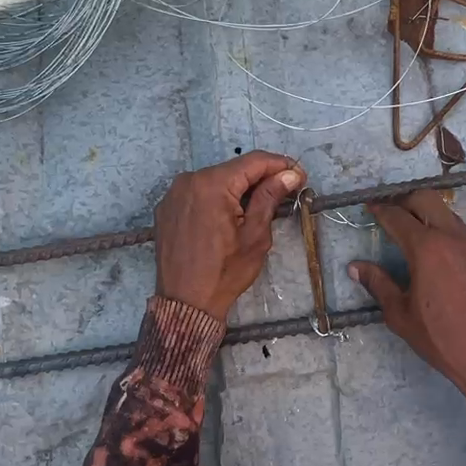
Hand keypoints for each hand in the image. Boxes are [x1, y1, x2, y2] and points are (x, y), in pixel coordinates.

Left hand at [154, 152, 306, 319]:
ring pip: (215, 180)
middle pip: (233, 169)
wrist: (185, 304)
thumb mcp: (255, 235)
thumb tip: (289, 175)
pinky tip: (229, 217)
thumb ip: (270, 198)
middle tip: (284, 193)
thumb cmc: (224, 273)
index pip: (253, 161)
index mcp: (212, 184)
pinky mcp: (166, 208)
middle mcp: (188, 180)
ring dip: (238, 188)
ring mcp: (173, 194)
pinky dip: (216, 198)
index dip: (281, 165)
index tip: (299, 176)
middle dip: (260, 178)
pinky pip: (198, 193)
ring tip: (258, 207)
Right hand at [349, 190, 465, 400]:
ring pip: (446, 212)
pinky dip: (444, 230)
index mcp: (427, 249)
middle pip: (425, 199)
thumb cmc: (440, 338)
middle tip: (390, 214)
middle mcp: (452, 237)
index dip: (379, 210)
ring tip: (411, 230)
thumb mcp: (400, 314)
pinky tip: (437, 252)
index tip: (369, 208)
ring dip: (426, 213)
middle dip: (404, 200)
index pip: (397, 216)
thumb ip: (378, 284)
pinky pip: (462, 231)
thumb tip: (355, 267)